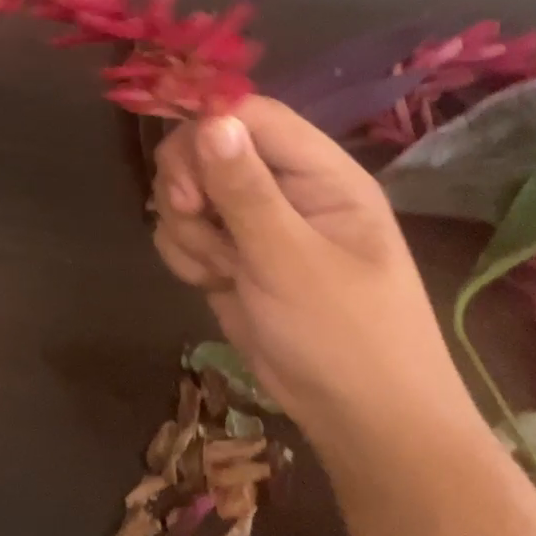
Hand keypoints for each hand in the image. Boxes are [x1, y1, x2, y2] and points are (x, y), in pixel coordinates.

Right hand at [152, 97, 477, 443]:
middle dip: (186, 182)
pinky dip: (184, 253)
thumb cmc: (343, 336)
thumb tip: (211, 119)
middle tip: (194, 216)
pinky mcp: (229, 251)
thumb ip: (245, 189)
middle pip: (205, 146)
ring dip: (186, 227)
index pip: (252, 115)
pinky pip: (180, 228)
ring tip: (221, 268)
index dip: (206, 124)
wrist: (356, 420)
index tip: (179, 165)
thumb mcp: (289, 259)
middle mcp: (286, 188)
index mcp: (323, 176)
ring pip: (185, 190)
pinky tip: (212, 282)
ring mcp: (255, 221)